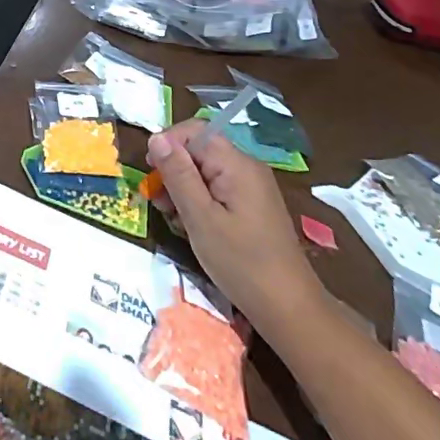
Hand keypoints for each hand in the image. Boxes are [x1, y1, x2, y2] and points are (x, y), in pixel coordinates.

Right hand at [146, 120, 320, 327]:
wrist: (289, 308)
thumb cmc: (241, 262)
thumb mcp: (200, 218)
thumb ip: (178, 174)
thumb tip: (156, 137)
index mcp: (236, 164)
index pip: (195, 131)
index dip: (168, 144)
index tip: (150, 172)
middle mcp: (246, 167)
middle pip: (200, 150)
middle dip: (174, 169)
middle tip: (159, 202)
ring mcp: (252, 187)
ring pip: (206, 171)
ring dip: (184, 187)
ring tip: (174, 218)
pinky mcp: (252, 206)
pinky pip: (218, 188)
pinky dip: (199, 200)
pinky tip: (193, 226)